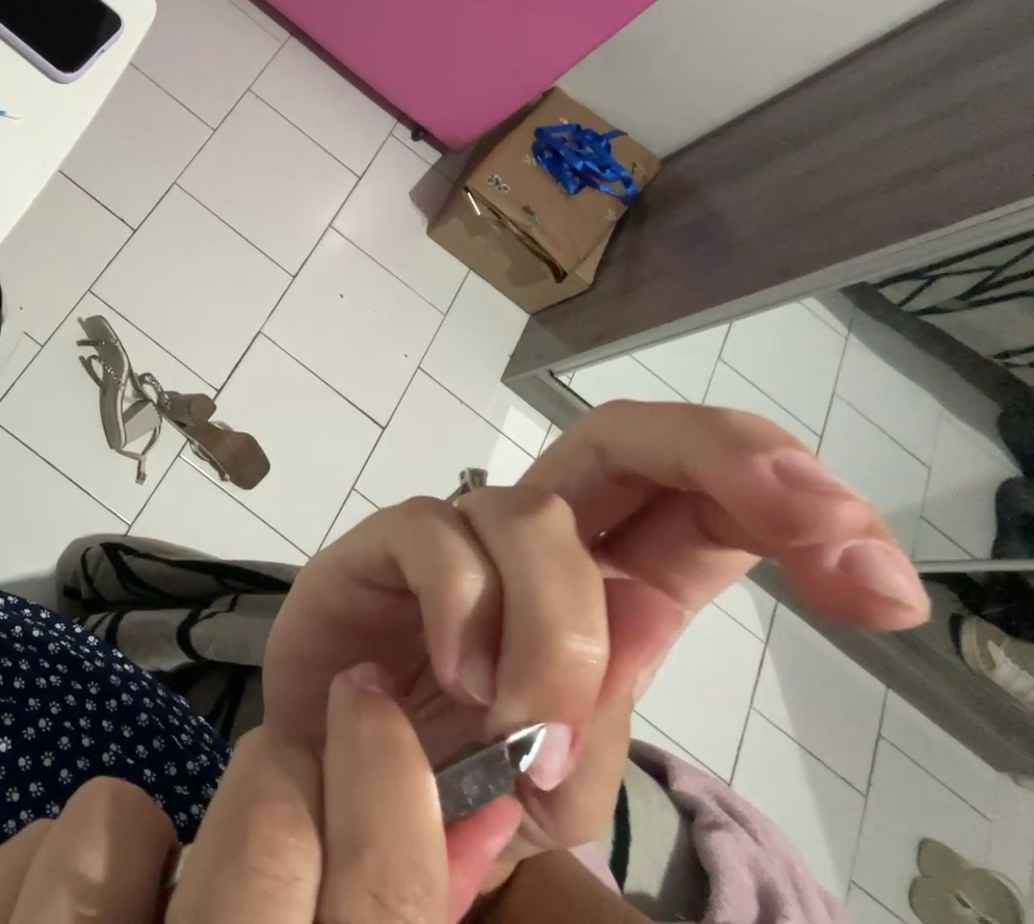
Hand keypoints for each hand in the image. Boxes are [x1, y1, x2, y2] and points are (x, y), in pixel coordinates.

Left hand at [0, 664, 520, 921]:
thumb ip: (395, 903)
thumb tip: (471, 813)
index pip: (383, 887)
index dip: (387, 774)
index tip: (367, 699)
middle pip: (263, 825)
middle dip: (280, 772)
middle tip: (276, 777)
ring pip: (119, 814)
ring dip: (141, 834)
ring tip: (144, 895)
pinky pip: (27, 847)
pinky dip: (50, 865)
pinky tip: (64, 918)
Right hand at [263, 400, 929, 874]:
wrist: (344, 785)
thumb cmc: (457, 780)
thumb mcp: (567, 779)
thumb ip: (607, 710)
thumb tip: (630, 624)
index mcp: (615, 583)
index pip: (711, 507)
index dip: (804, 512)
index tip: (879, 594)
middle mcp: (539, 542)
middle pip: (626, 439)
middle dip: (729, 454)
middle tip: (815, 520)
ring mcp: (453, 536)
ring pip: (532, 514)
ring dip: (557, 631)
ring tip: (522, 727)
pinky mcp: (379, 547)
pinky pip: (436, 539)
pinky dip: (464, 610)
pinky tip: (456, 677)